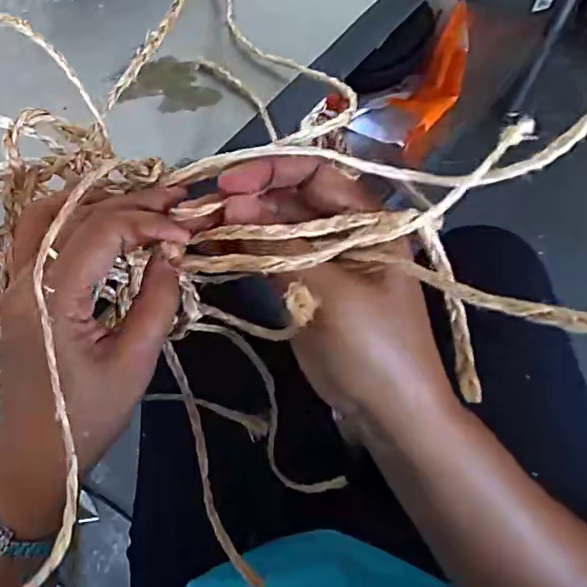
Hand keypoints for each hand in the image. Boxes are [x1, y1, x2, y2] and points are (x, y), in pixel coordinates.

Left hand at [0, 185, 190, 537]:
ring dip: (93, 201)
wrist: (36, 456)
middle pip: (76, 214)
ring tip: (140, 203)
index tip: (186, 236)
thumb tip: (172, 252)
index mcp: (51, 297)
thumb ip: (157, 301)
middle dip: (129, 202)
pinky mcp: (15, 292)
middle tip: (175, 200)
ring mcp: (12, 283)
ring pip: (46, 215)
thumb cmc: (87, 417)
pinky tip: (98, 221)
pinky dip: (67, 217)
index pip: (102, 231)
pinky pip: (34, 236)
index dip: (148, 223)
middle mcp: (24, 279)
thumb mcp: (135, 363)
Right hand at [214, 156, 449, 418]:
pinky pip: (267, 256)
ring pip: (273, 228)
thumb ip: (278, 246)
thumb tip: (232, 204)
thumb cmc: (374, 347)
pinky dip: (240, 250)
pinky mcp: (302, 286)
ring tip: (196, 228)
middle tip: (200, 211)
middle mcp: (343, 231)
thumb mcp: (330, 292)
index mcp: (367, 221)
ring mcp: (320, 260)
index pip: (316, 174)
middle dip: (245, 199)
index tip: (228, 184)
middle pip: (288, 200)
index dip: (271, 171)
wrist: (390, 415)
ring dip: (236, 224)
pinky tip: (209, 248)